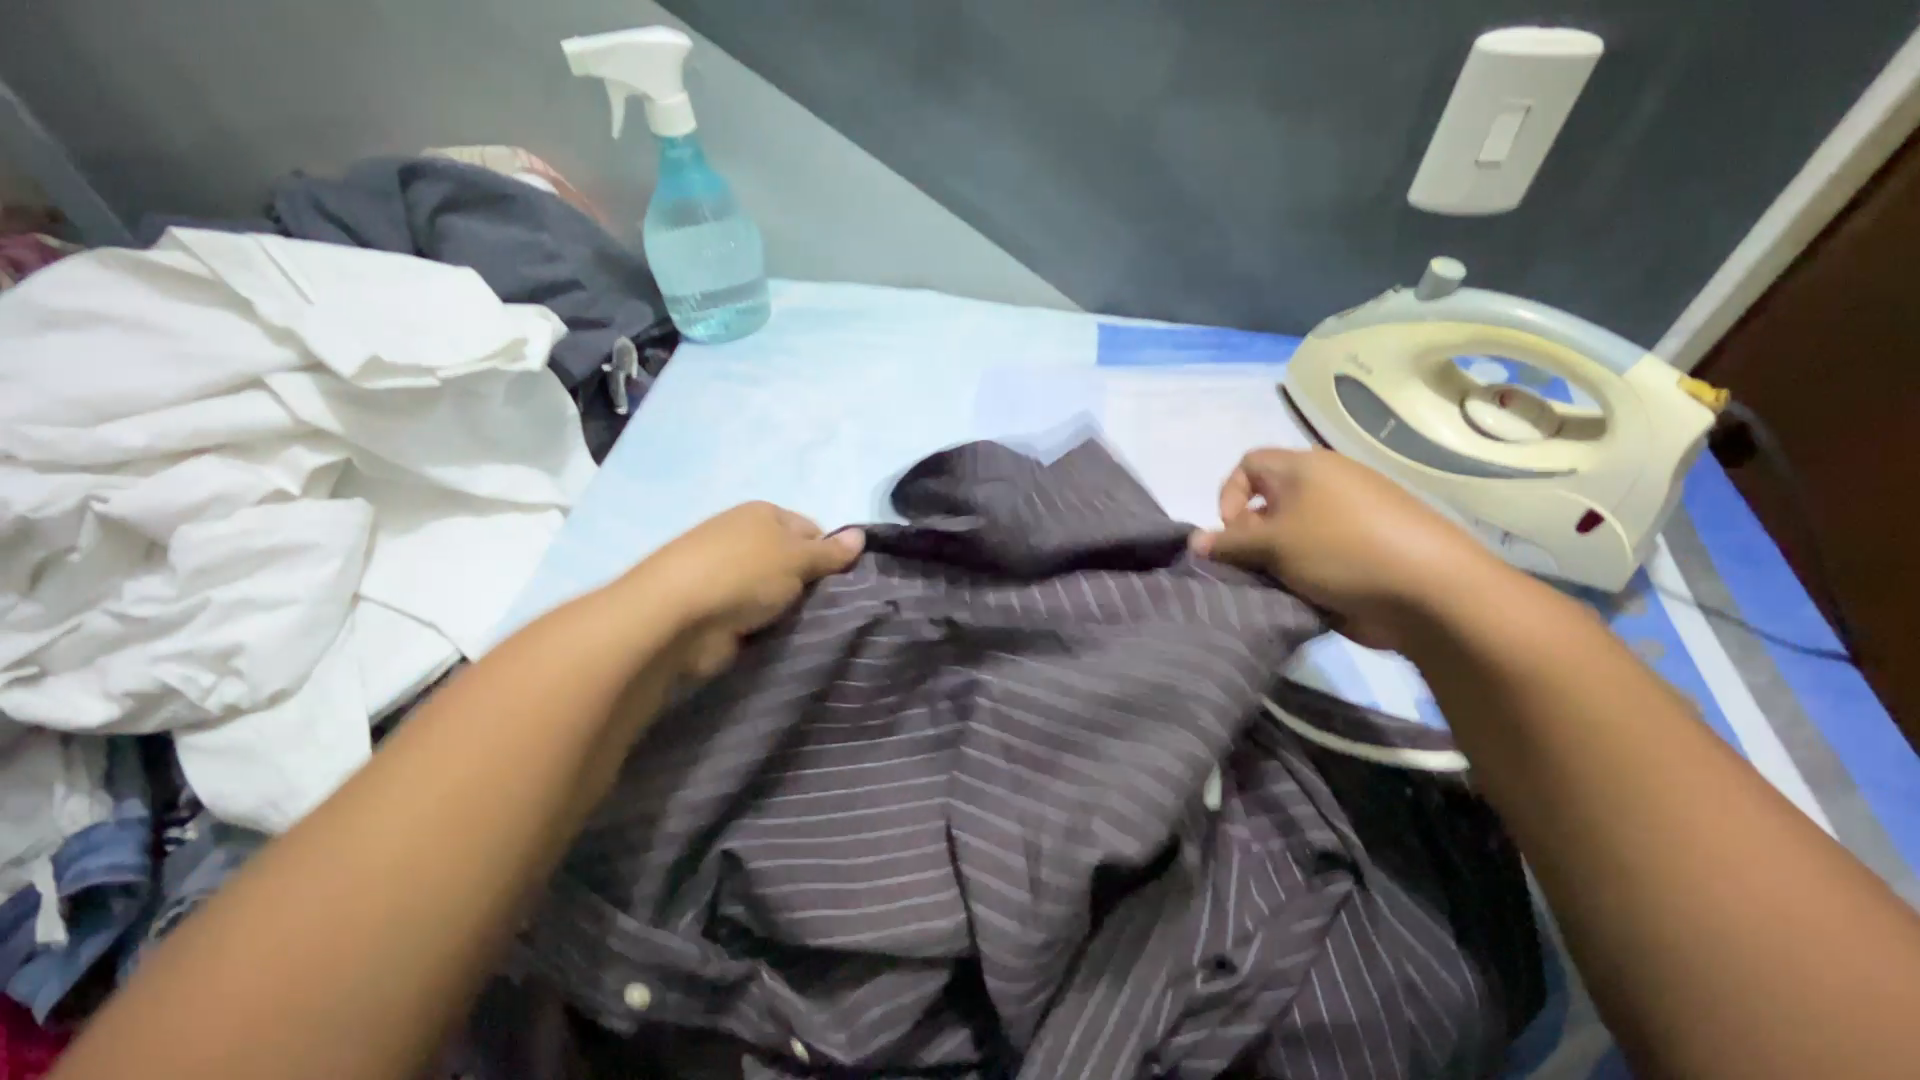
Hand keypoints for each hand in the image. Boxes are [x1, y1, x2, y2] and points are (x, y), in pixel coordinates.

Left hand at [630, 502, 864, 678]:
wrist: (676, 617)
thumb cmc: (743, 574)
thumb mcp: (797, 558)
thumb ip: (830, 552)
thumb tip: (861, 535)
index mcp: (763, 513)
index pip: (812, 529)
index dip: (830, 553)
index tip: (843, 581)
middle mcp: (744, 538)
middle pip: (793, 561)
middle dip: (811, 584)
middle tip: (832, 607)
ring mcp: (726, 574)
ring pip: (775, 591)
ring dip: (789, 608)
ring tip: (809, 627)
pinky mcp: (715, 608)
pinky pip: (755, 615)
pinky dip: (766, 626)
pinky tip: (780, 638)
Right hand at [1189, 448, 1514, 650]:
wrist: (1429, 590)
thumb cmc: (1340, 551)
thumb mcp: (1273, 545)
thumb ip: (1229, 542)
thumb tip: (1195, 542)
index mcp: (1304, 467)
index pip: (1248, 464)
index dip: (1229, 495)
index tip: (1232, 535)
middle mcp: (1327, 483)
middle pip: (1269, 500)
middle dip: (1251, 535)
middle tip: (1254, 566)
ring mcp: (1352, 515)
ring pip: (1293, 533)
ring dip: (1277, 559)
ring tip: (1279, 585)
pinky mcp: (1367, 547)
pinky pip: (1319, 553)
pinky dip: (1306, 572)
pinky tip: (1308, 595)